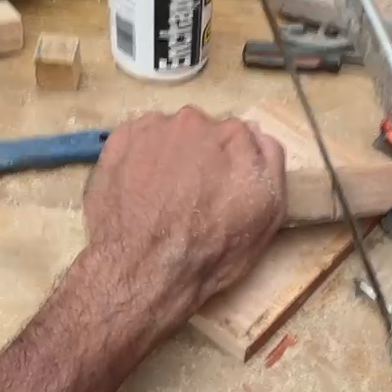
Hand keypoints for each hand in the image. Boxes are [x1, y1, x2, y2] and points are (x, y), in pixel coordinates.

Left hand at [82, 107, 286, 326]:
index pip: (240, 138)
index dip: (231, 166)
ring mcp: (155, 128)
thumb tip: (257, 134)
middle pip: (204, 133)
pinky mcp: (120, 140)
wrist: (146, 269)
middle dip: (201, 157)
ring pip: (170, 135)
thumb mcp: (268, 214)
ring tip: (162, 197)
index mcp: (236, 137)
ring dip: (170, 156)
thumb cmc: (214, 250)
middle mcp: (197, 122)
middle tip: (192, 197)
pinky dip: (140, 159)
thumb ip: (270, 163)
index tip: (223, 189)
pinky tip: (140, 190)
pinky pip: (138, 141)